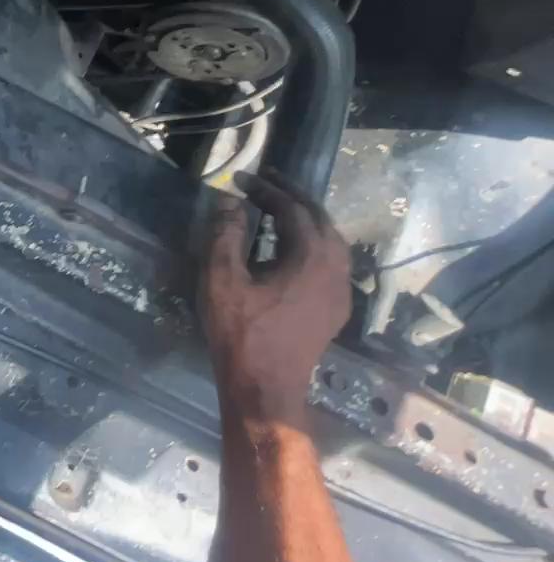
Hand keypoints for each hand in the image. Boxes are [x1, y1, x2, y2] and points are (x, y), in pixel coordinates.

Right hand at [200, 170, 353, 426]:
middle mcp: (336, 272)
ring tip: (276, 209)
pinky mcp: (333, 306)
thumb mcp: (221, 278)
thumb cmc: (239, 329)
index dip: (268, 191)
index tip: (241, 179)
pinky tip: (286, 246)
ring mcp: (340, 292)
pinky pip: (329, 261)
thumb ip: (226, 236)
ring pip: (332, 243)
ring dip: (305, 220)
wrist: (266, 383)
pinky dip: (309, 241)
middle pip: (323, 223)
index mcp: (311, 261)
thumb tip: (229, 202)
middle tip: (265, 183)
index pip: (295, 212)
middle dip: (294, 199)